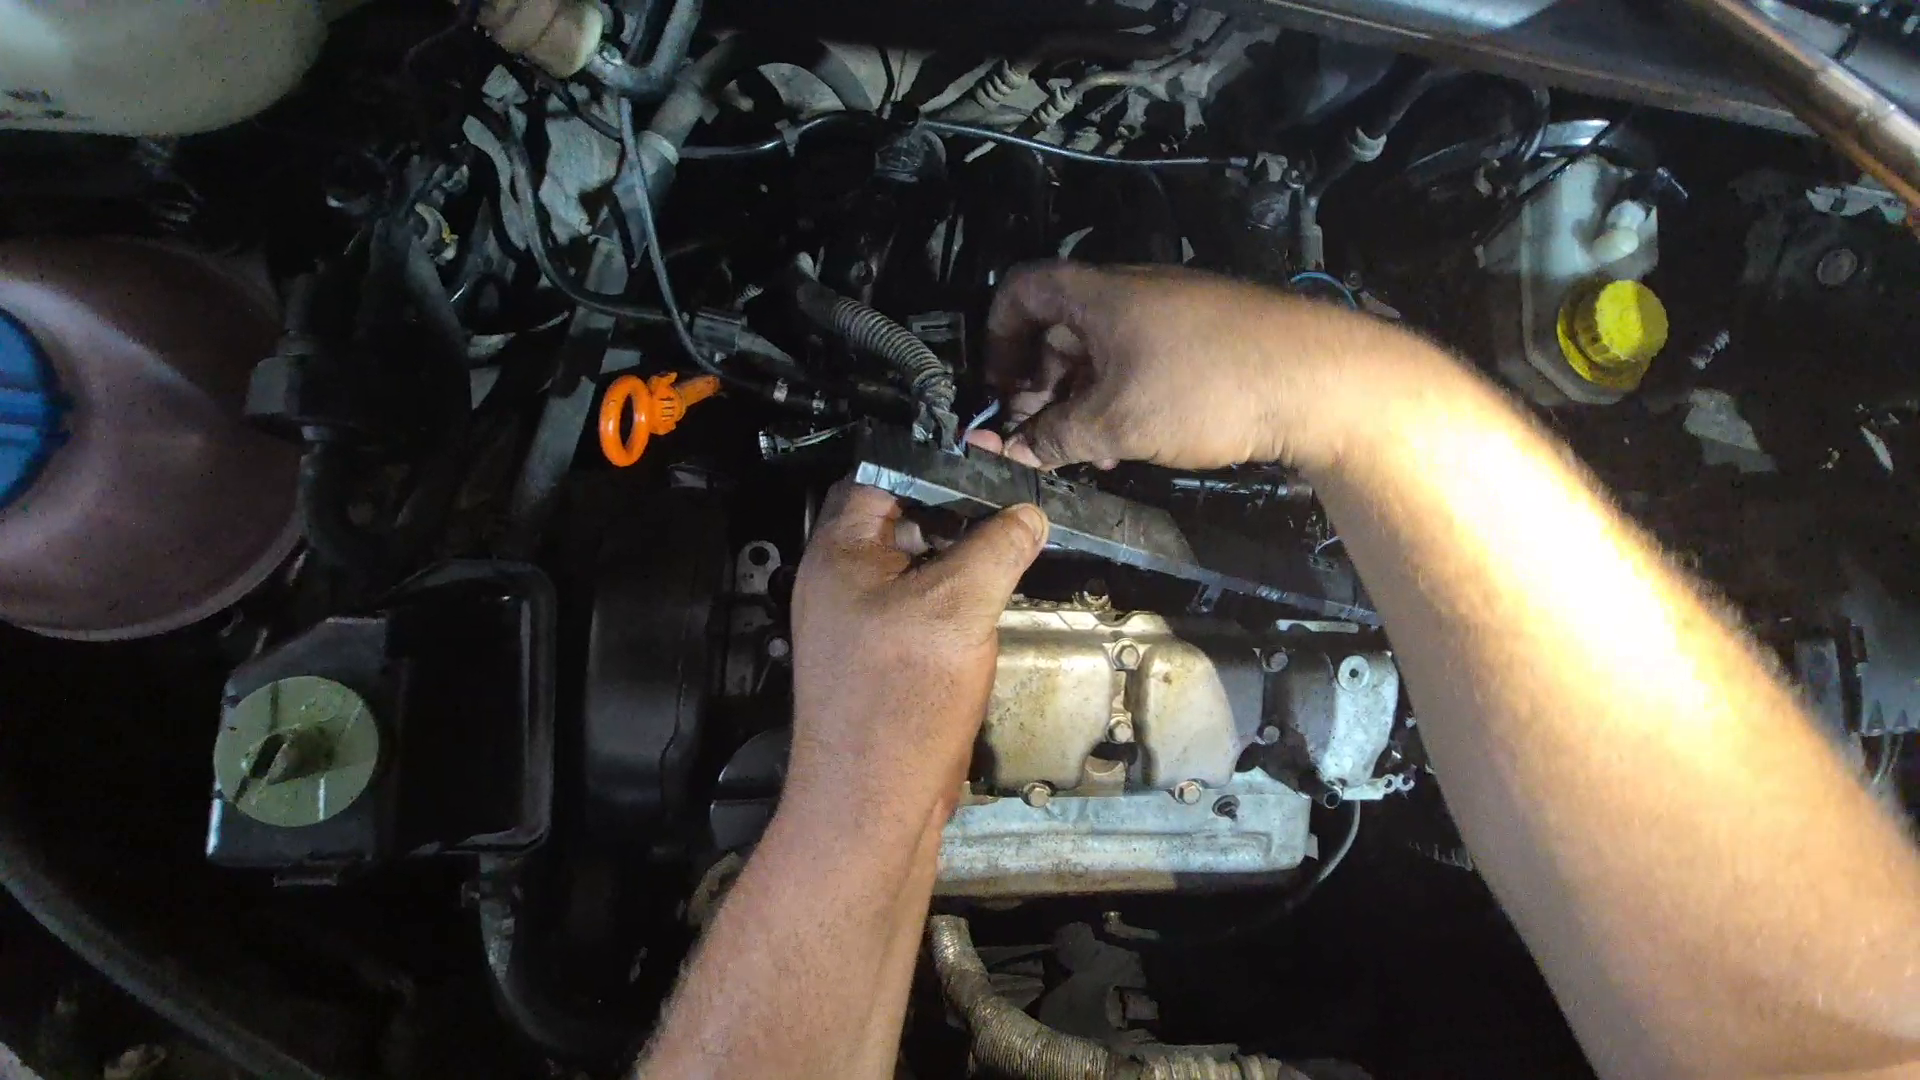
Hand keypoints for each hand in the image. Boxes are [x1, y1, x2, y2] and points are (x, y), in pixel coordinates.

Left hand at [785, 481, 1047, 838]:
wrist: (874, 802)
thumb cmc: (904, 694)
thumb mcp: (959, 605)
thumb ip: (998, 547)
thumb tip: (1031, 512)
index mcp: (840, 552)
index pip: (879, 476)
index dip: (930, 460)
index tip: (984, 452)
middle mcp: (843, 578)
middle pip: (899, 516)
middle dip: (954, 502)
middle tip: (1010, 490)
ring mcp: (864, 618)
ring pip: (916, 560)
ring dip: (960, 546)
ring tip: (1014, 530)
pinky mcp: (887, 653)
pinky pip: (923, 600)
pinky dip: (957, 586)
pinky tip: (997, 582)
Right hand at [986, 260, 1443, 475]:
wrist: (1323, 382)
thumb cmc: (1206, 389)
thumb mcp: (1117, 422)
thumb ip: (1054, 438)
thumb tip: (1011, 452)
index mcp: (1098, 295)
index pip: (1020, 291)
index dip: (996, 338)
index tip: (999, 392)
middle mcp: (1128, 294)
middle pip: (1056, 329)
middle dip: (1035, 385)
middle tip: (1034, 437)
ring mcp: (1166, 315)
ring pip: (1096, 354)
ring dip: (1075, 402)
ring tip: (1079, 452)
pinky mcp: (1197, 339)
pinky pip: (1133, 363)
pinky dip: (1113, 399)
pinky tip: (1121, 443)